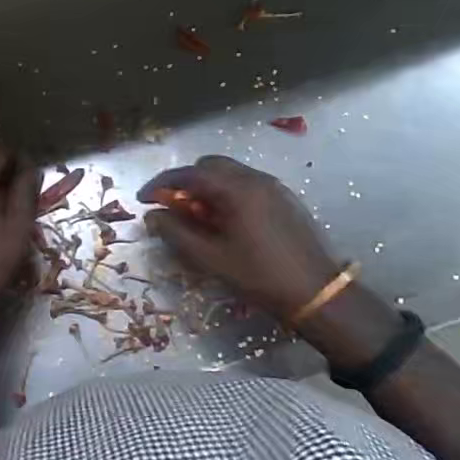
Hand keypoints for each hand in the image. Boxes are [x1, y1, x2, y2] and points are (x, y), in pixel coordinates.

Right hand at [138, 157, 401, 368]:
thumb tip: (152, 216)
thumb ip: (176, 233)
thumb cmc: (259, 276)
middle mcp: (255, 178)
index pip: (189, 174)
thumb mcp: (210, 258)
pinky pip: (246, 184)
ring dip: (207, 187)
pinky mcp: (284, 198)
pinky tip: (225, 221)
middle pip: (209, 166)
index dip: (161, 184)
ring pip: (229, 173)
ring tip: (197, 216)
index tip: (143, 199)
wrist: (316, 293)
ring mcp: (273, 186)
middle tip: (172, 207)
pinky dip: (227, 193)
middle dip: (185, 182)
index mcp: (236, 189)